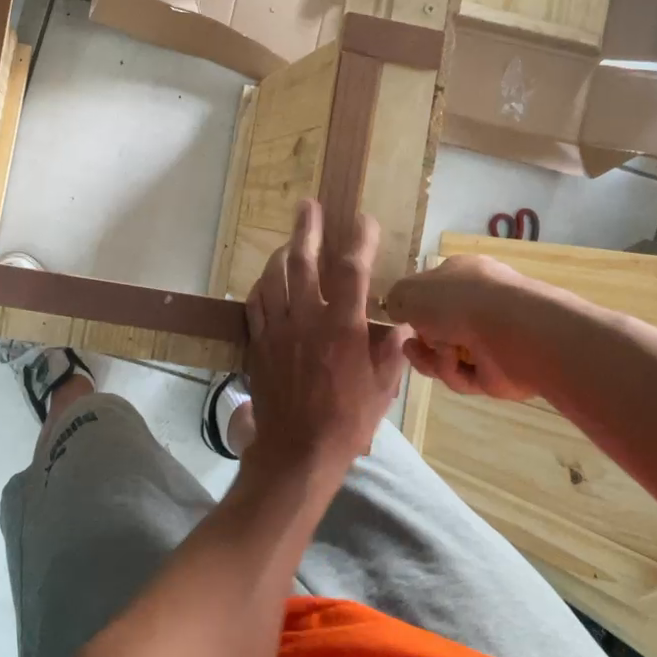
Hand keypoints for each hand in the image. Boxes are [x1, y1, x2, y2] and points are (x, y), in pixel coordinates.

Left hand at [244, 200, 412, 477]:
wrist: (297, 450)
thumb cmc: (347, 422)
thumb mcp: (382, 389)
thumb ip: (390, 351)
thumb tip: (401, 325)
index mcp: (343, 328)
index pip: (352, 270)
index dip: (359, 240)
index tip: (364, 221)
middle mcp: (307, 319)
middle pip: (303, 262)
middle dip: (307, 229)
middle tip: (308, 206)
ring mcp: (277, 329)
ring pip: (273, 277)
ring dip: (282, 253)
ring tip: (290, 241)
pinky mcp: (258, 343)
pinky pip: (255, 302)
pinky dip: (263, 285)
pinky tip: (268, 280)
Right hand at [383, 254, 551, 400]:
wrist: (513, 332)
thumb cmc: (458, 301)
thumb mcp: (408, 292)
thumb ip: (396, 300)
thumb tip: (397, 311)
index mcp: (463, 275)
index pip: (433, 288)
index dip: (413, 304)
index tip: (398, 318)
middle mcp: (479, 303)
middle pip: (438, 326)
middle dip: (420, 337)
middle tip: (410, 343)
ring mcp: (491, 338)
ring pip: (446, 353)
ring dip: (430, 357)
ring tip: (421, 353)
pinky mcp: (498, 371)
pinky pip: (462, 375)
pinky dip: (452, 371)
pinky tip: (451, 364)